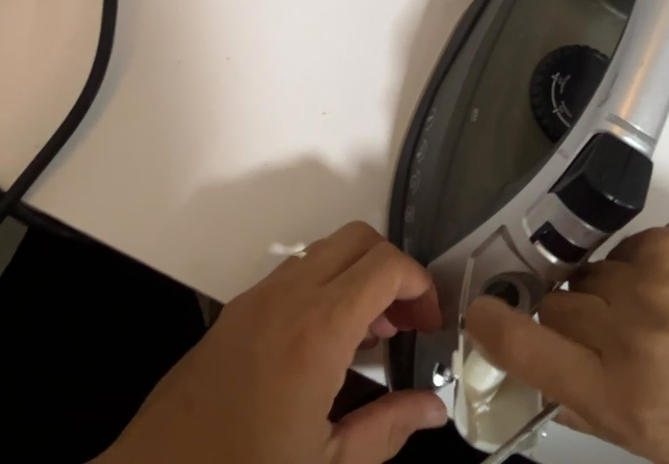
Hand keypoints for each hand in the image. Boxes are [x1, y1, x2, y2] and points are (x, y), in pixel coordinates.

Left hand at [98, 221, 448, 463]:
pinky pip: (294, 273)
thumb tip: (432, 410)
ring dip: (357, 275)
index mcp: (318, 330)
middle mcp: (286, 297)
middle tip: (406, 322)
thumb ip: (388, 429)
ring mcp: (256, 298)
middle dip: (393, 268)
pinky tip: (329, 343)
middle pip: (356, 238)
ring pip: (324, 250)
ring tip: (373, 336)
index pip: (385, 266)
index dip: (421, 285)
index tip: (430, 324)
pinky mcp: (236, 310)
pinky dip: (325, 286)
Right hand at [466, 219, 668, 463]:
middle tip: (610, 340)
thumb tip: (542, 369)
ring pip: (596, 271)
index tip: (482, 317)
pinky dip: (649, 270)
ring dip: (612, 294)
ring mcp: (663, 276)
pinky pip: (637, 248)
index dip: (490, 326)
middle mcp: (634, 330)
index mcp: (624, 395)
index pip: (518, 342)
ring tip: (662, 320)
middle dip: (573, 321)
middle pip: (557, 302)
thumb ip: (593, 404)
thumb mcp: (664, 450)